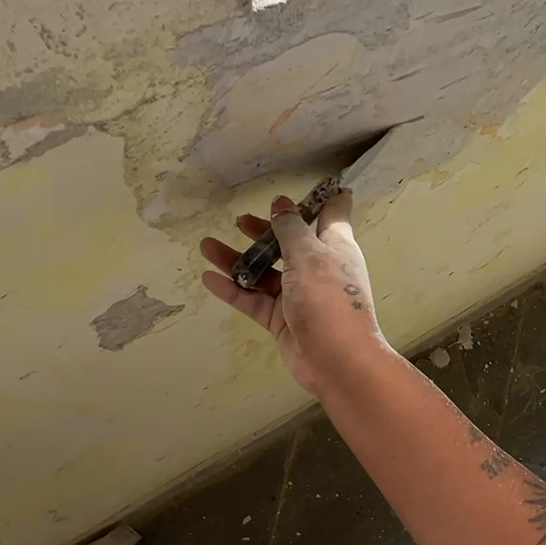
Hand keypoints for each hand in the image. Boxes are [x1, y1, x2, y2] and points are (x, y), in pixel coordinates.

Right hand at [199, 191, 393, 395]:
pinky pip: (254, 300)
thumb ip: (291, 228)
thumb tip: (282, 205)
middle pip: (290, 243)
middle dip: (266, 231)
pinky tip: (209, 278)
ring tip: (207, 246)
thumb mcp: (309, 255)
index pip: (333, 215)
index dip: (325, 198)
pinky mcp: (283, 320)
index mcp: (335, 247)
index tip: (319, 184)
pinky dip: (234, 289)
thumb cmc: (329, 300)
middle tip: (240, 221)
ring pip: (266, 272)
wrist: (338, 360)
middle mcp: (318, 269)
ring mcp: (300, 297)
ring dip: (238, 259)